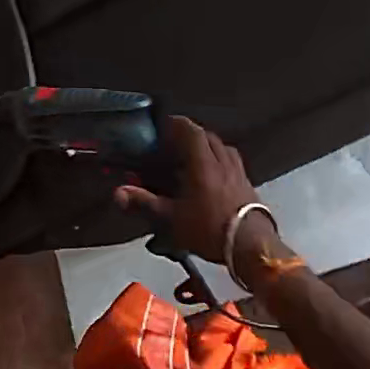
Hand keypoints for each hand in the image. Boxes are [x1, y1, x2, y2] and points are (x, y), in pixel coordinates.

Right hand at [114, 116, 264, 264]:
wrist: (250, 244)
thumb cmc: (210, 228)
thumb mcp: (171, 218)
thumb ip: (144, 202)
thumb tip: (119, 193)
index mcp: (202, 163)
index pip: (190, 130)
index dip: (177, 124)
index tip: (166, 123)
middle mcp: (222, 161)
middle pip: (208, 136)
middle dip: (191, 135)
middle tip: (177, 142)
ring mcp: (238, 171)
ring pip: (222, 147)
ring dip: (208, 146)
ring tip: (196, 156)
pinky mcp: (248, 183)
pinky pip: (233, 162)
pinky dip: (221, 161)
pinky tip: (215, 176)